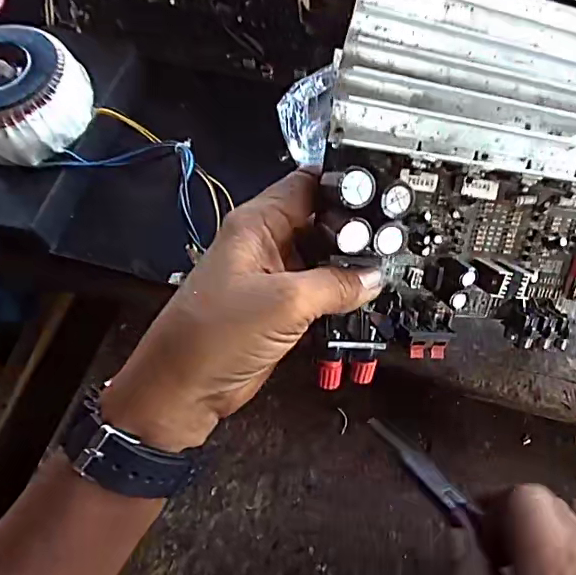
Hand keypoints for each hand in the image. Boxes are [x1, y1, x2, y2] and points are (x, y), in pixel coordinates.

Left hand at [102, 170, 381, 450]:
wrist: (186, 390)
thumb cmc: (212, 337)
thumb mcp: (284, 302)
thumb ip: (335, 285)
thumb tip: (372, 277)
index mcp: (255, 225)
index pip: (307, 185)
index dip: (344, 184)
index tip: (381, 194)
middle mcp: (265, 245)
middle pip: (320, 220)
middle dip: (355, 229)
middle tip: (390, 238)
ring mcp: (274, 277)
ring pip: (323, 257)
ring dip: (350, 264)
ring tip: (384, 267)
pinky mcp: (281, 307)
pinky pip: (320, 289)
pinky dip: (342, 292)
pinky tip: (365, 295)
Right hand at [450, 486, 575, 574]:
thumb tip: (456, 537)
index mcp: (557, 570)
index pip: (526, 495)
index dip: (491, 507)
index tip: (472, 543)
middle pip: (546, 505)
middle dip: (508, 525)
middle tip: (488, 573)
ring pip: (565, 530)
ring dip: (531, 546)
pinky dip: (556, 565)